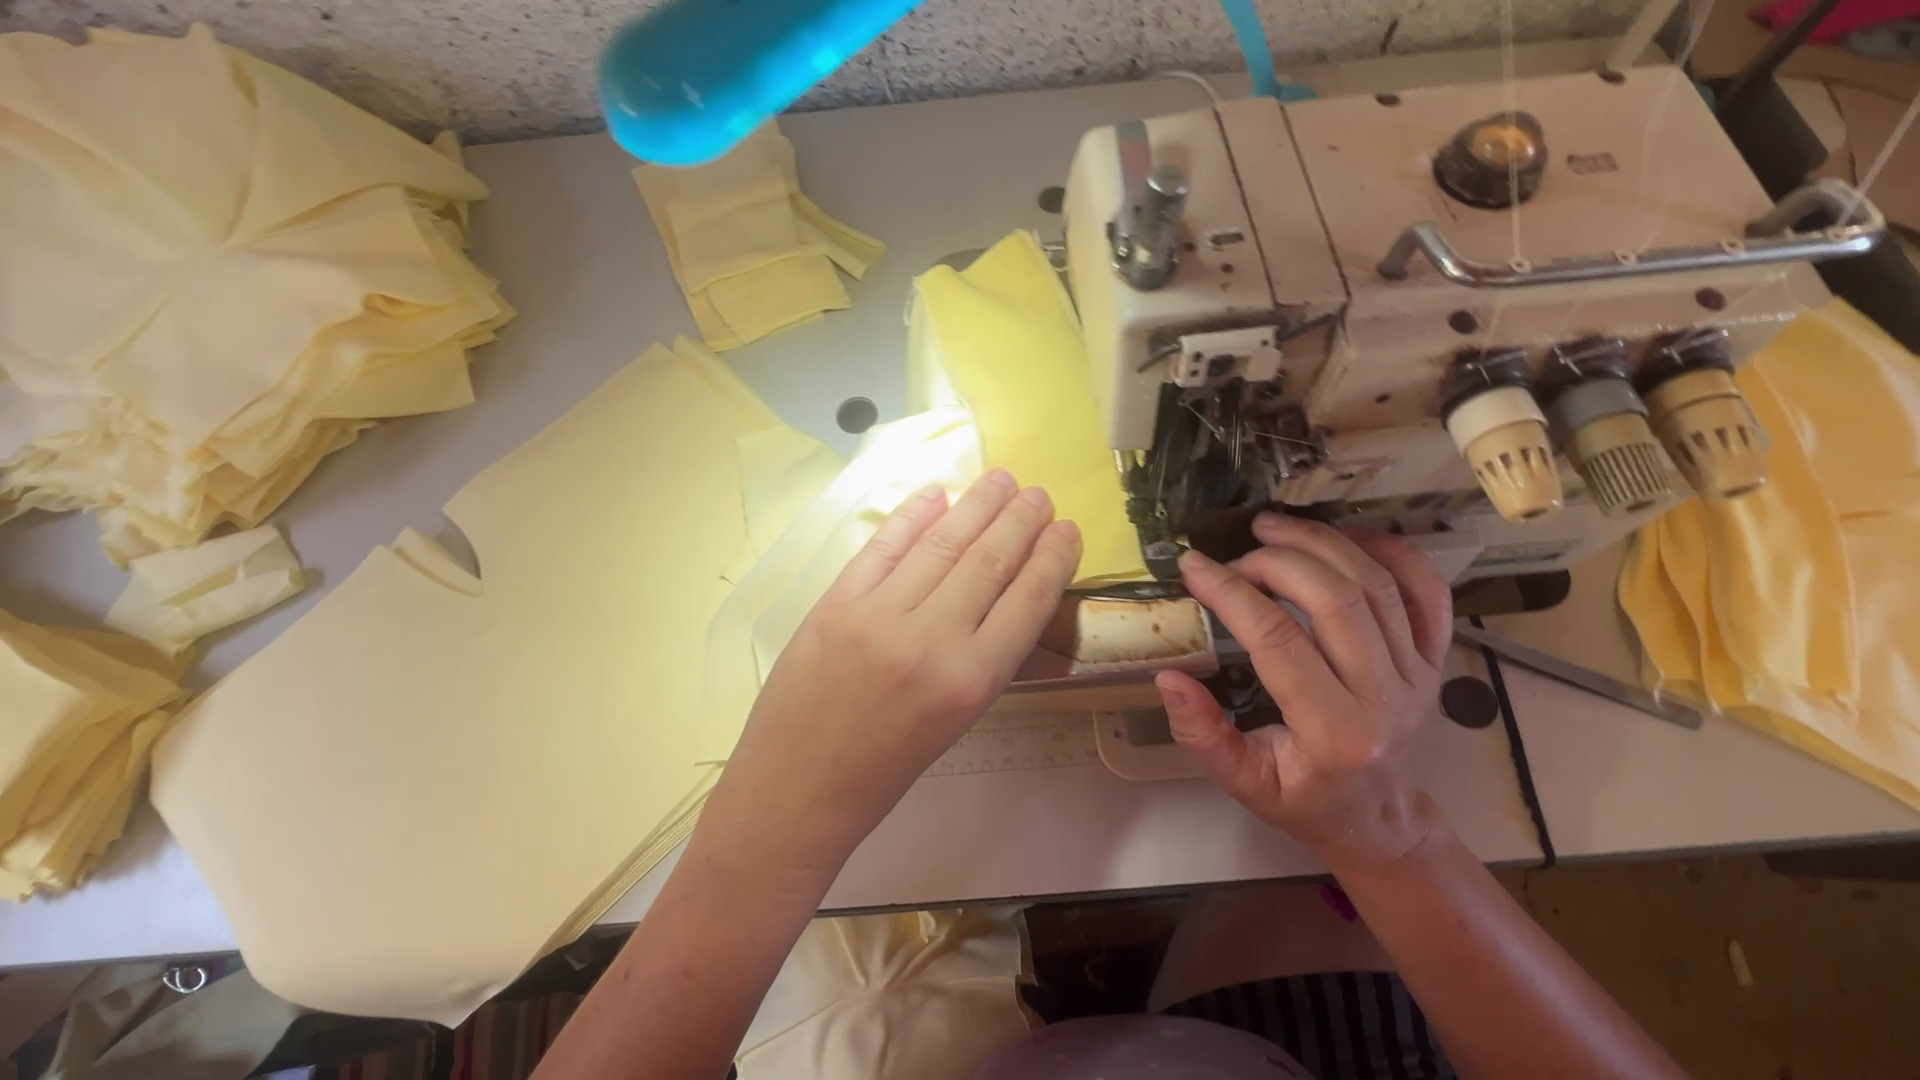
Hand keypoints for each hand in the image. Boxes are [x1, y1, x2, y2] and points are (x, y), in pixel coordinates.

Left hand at [716, 471, 1082, 869]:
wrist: (797, 791)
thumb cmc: (885, 772)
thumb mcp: (956, 723)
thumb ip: (982, 658)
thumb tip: (1003, 595)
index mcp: (971, 681)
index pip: (1027, 599)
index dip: (1053, 557)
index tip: (1067, 528)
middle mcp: (932, 639)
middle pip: (989, 560)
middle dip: (1020, 520)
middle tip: (1039, 492)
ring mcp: (879, 615)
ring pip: (941, 544)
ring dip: (976, 505)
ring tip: (1001, 480)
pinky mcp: (836, 603)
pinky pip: (882, 548)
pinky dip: (911, 516)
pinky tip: (935, 494)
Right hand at [1156, 513, 1453, 873]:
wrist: (1377, 818)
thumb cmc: (1303, 800)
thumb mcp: (1242, 781)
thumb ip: (1202, 733)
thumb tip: (1168, 677)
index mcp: (1333, 732)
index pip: (1279, 641)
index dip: (1231, 594)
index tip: (1193, 567)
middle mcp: (1385, 698)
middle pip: (1336, 600)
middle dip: (1276, 562)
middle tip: (1235, 555)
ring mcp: (1418, 674)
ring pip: (1378, 585)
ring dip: (1322, 544)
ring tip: (1274, 529)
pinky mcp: (1435, 660)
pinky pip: (1427, 592)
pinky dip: (1392, 552)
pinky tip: (1346, 538)